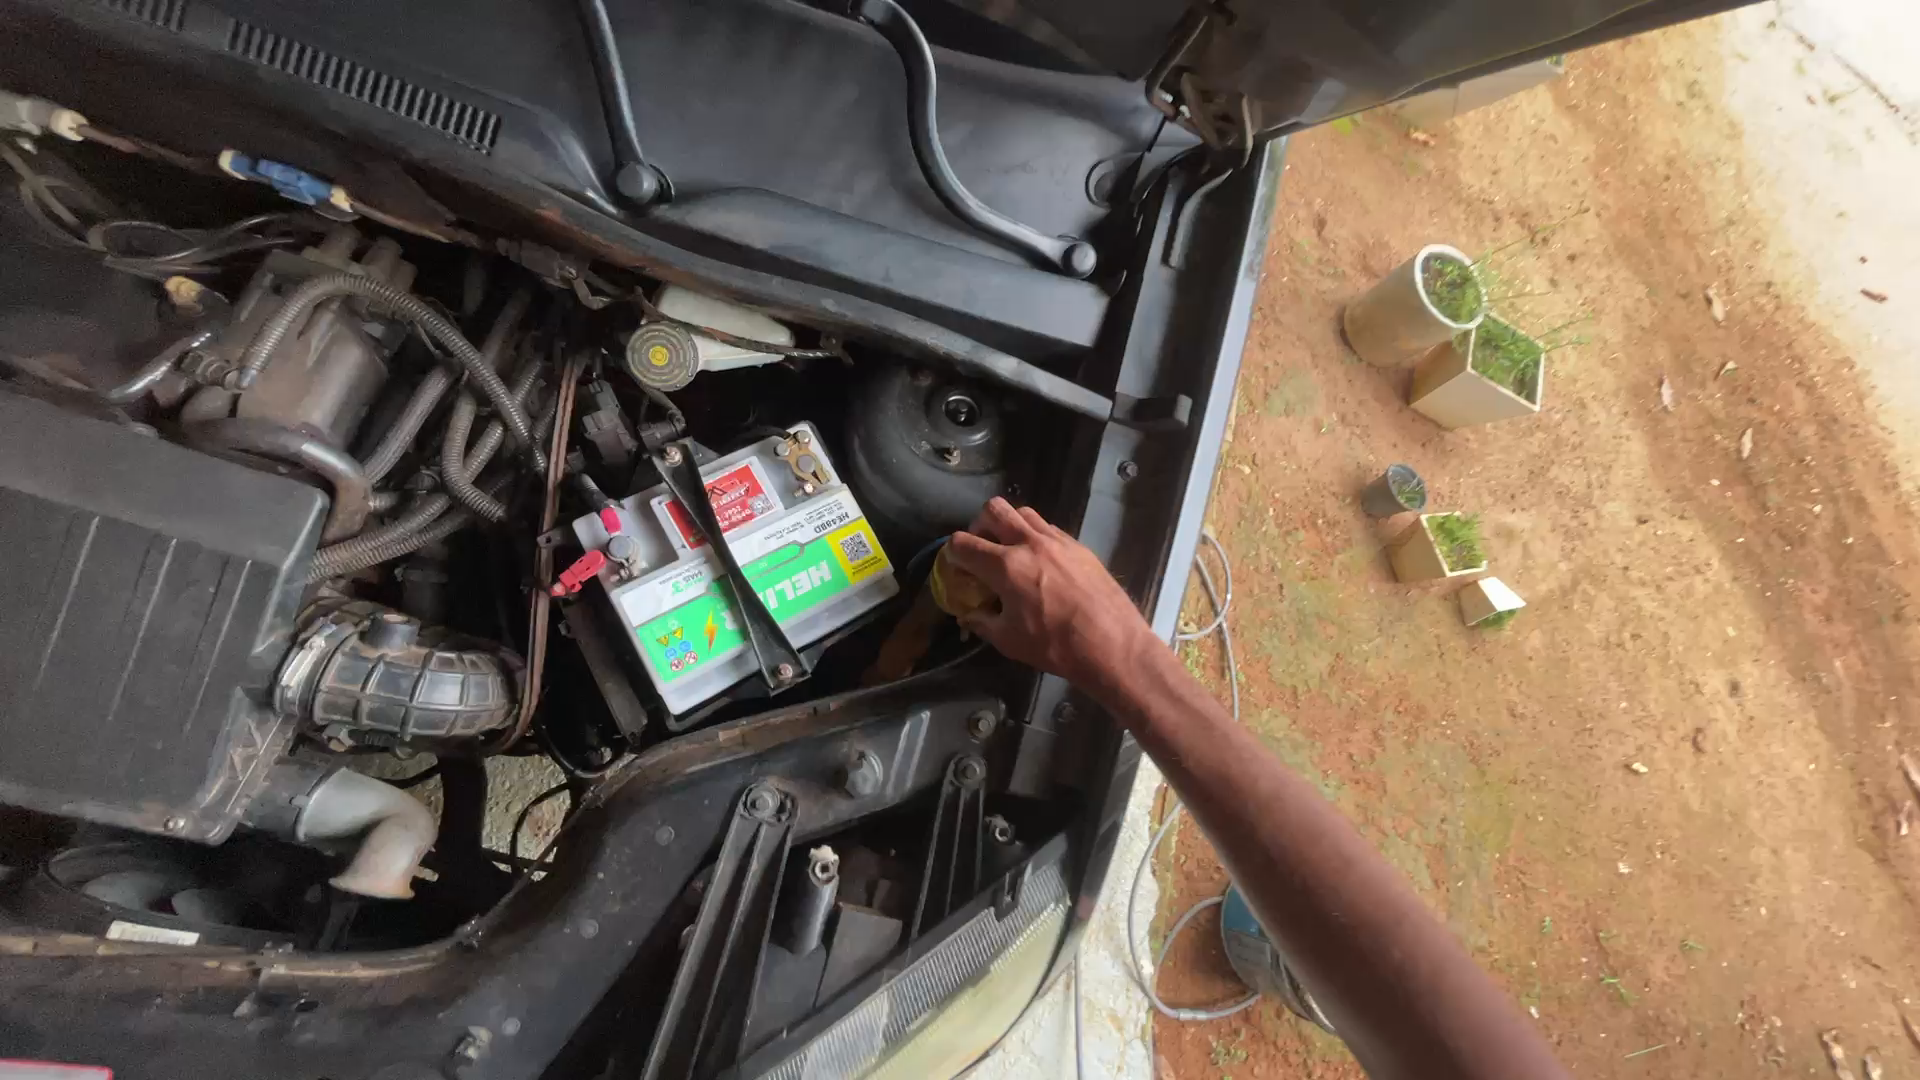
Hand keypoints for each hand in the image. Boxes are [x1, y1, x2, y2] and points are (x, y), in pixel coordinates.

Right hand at [944, 497, 1159, 698]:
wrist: (1112, 644)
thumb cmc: (1055, 646)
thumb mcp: (1009, 640)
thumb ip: (982, 622)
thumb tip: (968, 615)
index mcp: (1006, 566)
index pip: (962, 543)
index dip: (951, 554)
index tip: (956, 568)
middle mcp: (1029, 543)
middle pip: (993, 509)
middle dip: (979, 526)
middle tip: (982, 550)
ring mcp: (1057, 540)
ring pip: (1023, 512)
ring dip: (1009, 525)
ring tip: (1011, 552)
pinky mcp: (1078, 546)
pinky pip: (1048, 527)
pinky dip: (1035, 536)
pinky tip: (1041, 562)